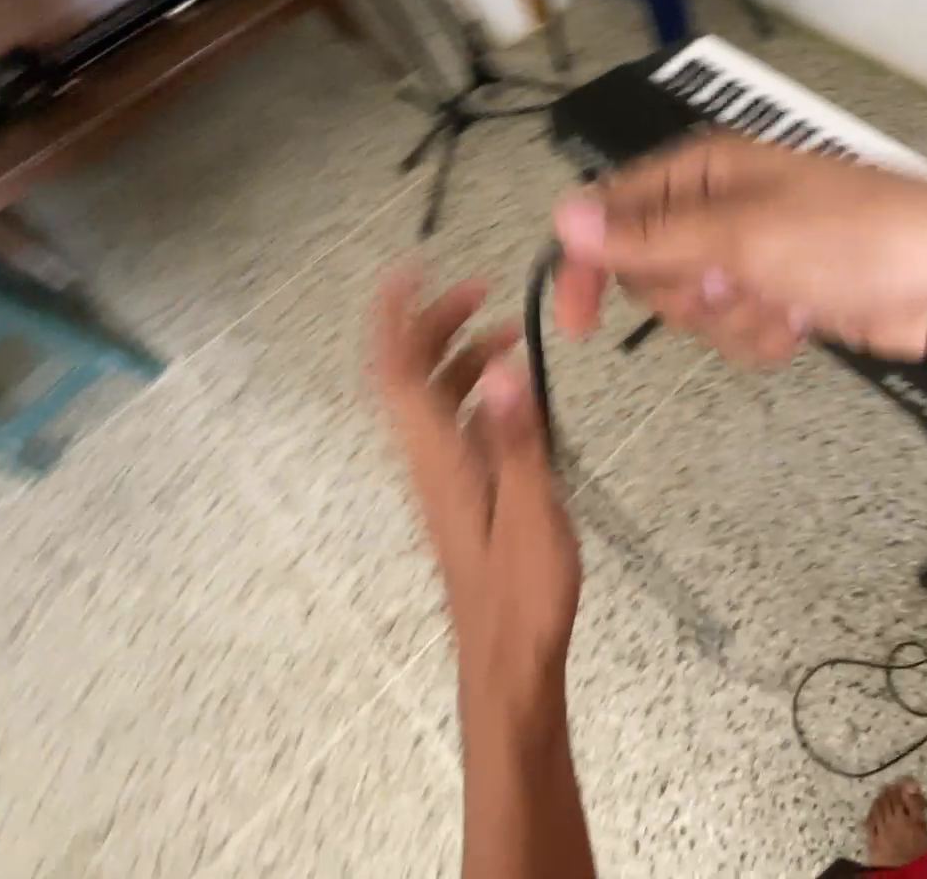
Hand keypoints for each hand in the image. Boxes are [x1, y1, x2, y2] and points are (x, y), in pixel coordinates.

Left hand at [371, 267, 581, 695]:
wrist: (506, 657)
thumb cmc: (521, 589)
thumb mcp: (530, 511)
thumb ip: (518, 439)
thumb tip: (505, 367)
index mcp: (439, 458)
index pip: (396, 371)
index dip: (396, 316)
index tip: (415, 269)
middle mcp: (429, 460)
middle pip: (410, 376)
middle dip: (435, 323)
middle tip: (480, 291)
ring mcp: (443, 477)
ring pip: (433, 399)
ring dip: (459, 355)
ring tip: (506, 333)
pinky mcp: (461, 492)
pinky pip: (456, 424)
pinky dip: (478, 392)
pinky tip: (514, 395)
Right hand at [550, 137, 926, 362]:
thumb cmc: (861, 239)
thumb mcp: (746, 236)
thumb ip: (653, 236)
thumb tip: (567, 219)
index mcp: (710, 170)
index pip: (617, 210)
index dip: (592, 263)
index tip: (578, 317)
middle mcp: (724, 209)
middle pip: (652, 268)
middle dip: (689, 294)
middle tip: (731, 286)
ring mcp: (752, 258)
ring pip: (694, 310)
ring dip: (734, 320)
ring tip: (783, 301)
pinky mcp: (778, 298)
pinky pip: (736, 331)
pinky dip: (763, 336)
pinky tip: (802, 320)